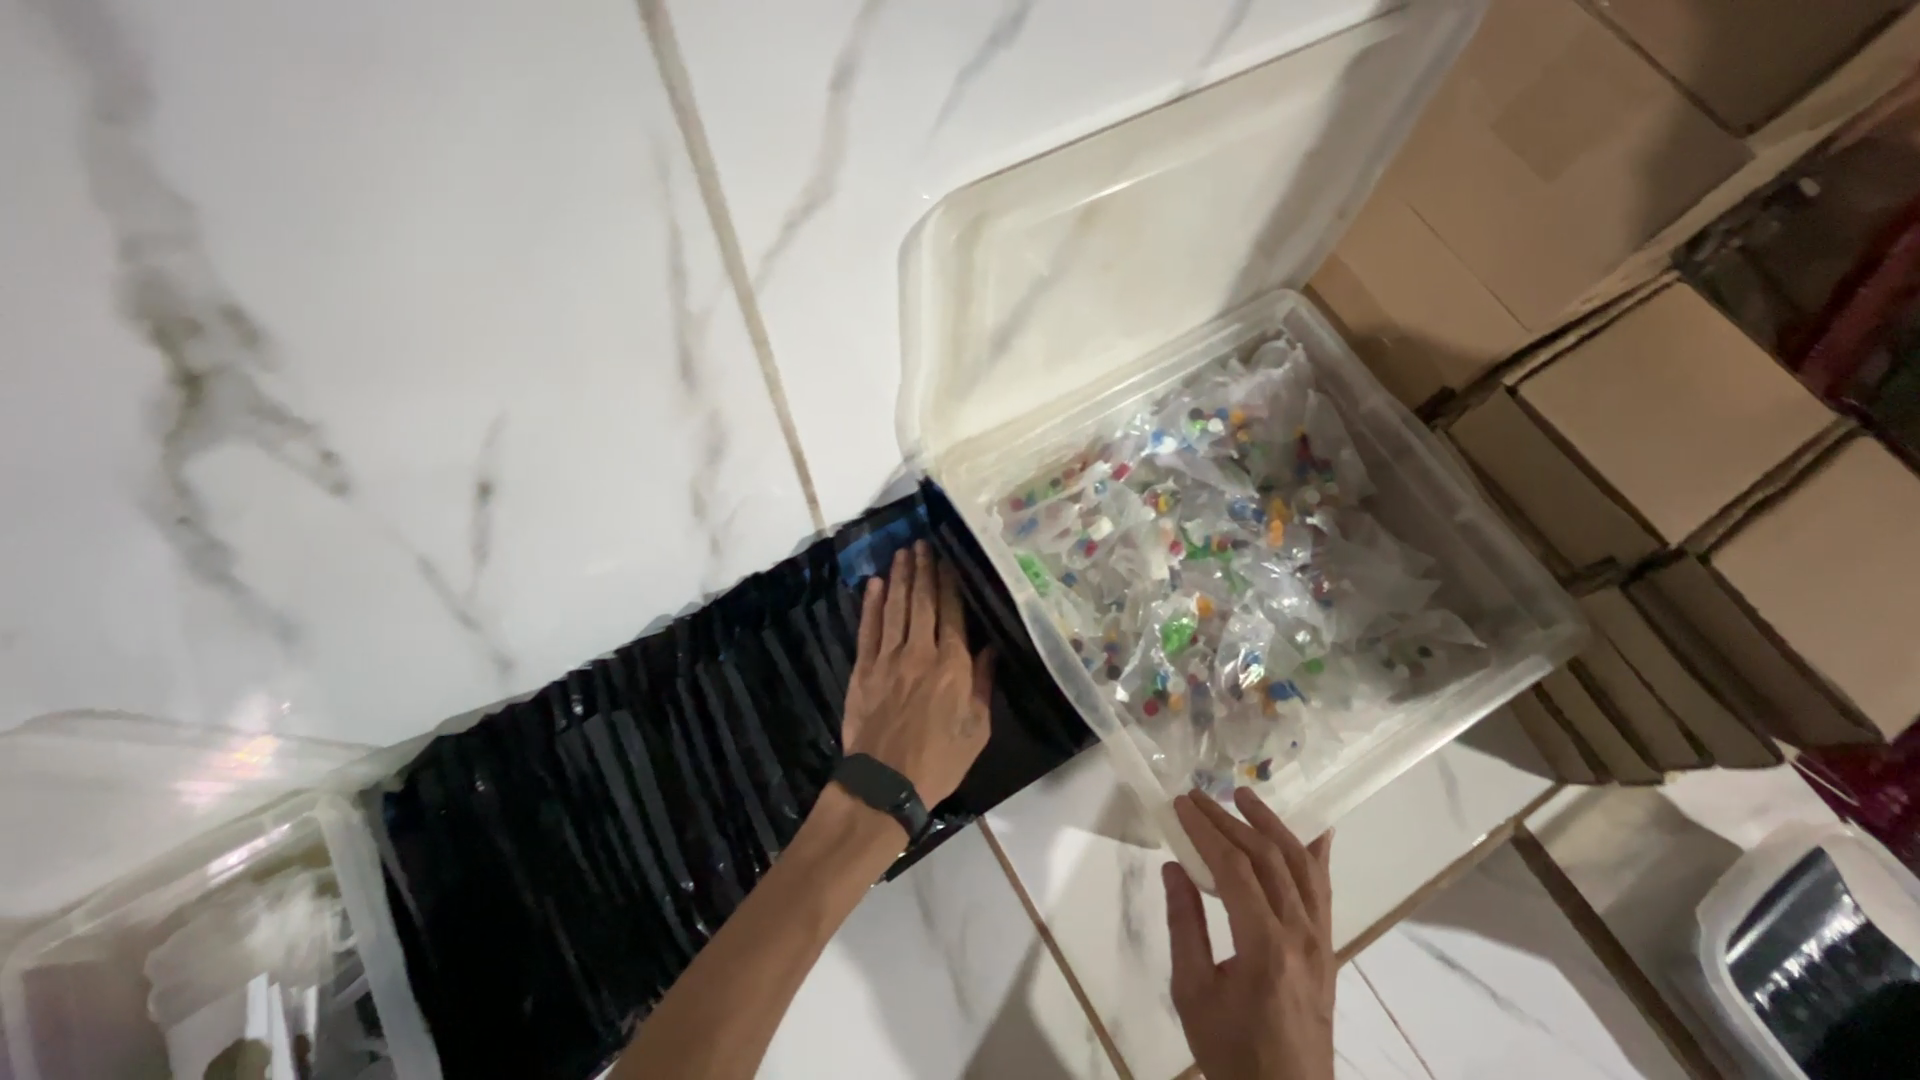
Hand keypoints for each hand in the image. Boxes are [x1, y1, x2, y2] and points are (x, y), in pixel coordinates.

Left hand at [841, 542, 993, 807]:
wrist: (885, 783)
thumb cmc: (939, 761)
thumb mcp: (977, 728)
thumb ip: (982, 684)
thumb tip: (990, 648)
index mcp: (953, 666)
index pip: (953, 613)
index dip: (950, 583)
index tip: (949, 559)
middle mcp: (920, 653)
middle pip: (922, 602)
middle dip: (924, 570)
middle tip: (923, 543)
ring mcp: (888, 659)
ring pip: (895, 608)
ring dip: (899, 578)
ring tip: (903, 553)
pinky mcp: (863, 670)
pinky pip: (868, 629)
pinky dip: (871, 605)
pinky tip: (874, 585)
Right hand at [1164, 788, 1335, 1079]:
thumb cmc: (1232, 1051)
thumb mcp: (1193, 993)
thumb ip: (1184, 926)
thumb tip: (1173, 867)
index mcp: (1265, 946)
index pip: (1234, 869)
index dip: (1206, 831)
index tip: (1181, 804)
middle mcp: (1301, 934)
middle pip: (1268, 858)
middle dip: (1230, 820)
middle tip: (1199, 796)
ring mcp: (1321, 940)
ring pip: (1301, 866)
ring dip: (1272, 825)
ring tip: (1244, 796)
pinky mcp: (1328, 948)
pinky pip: (1325, 891)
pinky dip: (1317, 855)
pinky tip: (1315, 831)